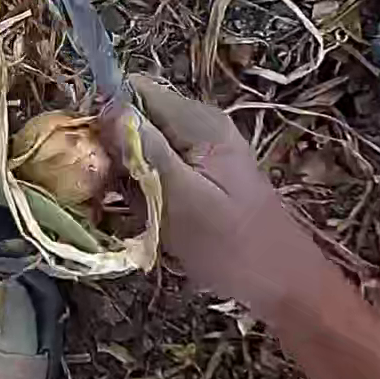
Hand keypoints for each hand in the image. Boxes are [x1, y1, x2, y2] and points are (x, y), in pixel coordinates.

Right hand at [109, 73, 327, 319]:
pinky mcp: (202, 171)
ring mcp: (203, 148)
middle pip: (138, 116)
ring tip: (133, 209)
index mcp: (198, 121)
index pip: (135, 90)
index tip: (92, 152)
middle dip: (116, 148)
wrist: (287, 287)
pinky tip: (148, 216)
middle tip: (111, 190)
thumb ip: (146, 148)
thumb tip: (109, 105)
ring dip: (129, 172)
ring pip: (144, 143)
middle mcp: (200, 124)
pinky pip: (159, 164)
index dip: (107, 113)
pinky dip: (146, 185)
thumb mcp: (181, 198)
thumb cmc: (232, 246)